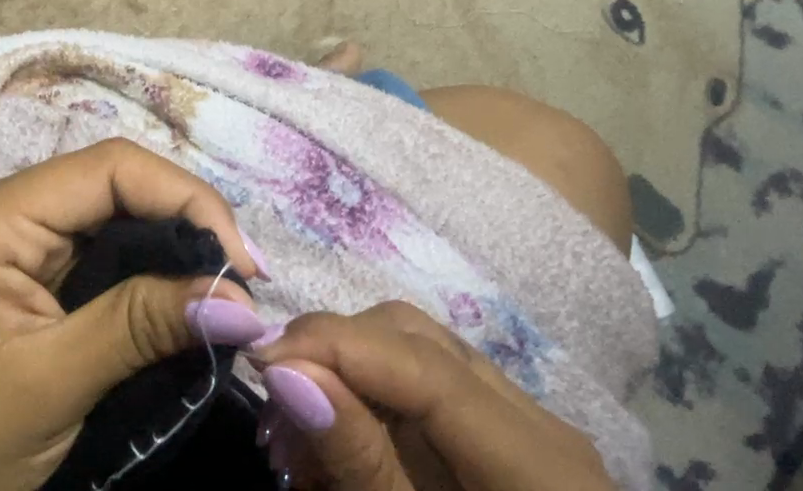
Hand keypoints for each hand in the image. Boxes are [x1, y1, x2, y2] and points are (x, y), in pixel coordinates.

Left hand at [0, 138, 267, 490]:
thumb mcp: (53, 382)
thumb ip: (143, 326)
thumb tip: (243, 302)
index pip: (107, 168)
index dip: (184, 197)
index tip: (244, 263)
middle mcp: (8, 209)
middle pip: (116, 184)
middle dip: (186, 222)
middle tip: (246, 284)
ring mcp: (20, 241)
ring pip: (117, 218)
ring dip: (175, 249)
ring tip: (229, 293)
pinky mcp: (34, 275)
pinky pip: (105, 254)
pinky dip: (151, 275)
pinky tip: (187, 301)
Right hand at [249, 302, 614, 490]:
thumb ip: (359, 460)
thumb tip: (287, 370)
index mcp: (543, 464)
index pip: (423, 361)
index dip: (336, 344)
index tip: (259, 359)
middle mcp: (540, 424)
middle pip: (415, 338)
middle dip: (333, 354)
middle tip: (274, 410)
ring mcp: (524, 429)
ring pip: (414, 351)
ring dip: (342, 375)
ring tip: (293, 442)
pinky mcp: (500, 442)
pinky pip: (423, 388)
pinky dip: (366, 402)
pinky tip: (331, 448)